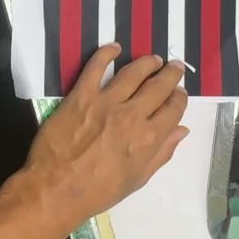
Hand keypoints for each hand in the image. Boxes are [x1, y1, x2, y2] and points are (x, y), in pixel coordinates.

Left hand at [0, 45, 188, 238]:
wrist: (56, 189)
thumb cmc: (98, 191)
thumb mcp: (137, 179)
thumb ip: (162, 153)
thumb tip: (181, 131)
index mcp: (149, 139)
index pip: (174, 108)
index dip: (179, 98)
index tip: (178, 93)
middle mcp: (132, 116)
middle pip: (158, 86)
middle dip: (170, 74)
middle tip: (173, 67)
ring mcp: (105, 103)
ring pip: (133, 72)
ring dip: (147, 62)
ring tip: (153, 59)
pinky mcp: (80, 96)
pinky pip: (95, 67)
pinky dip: (105, 53)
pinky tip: (114, 47)